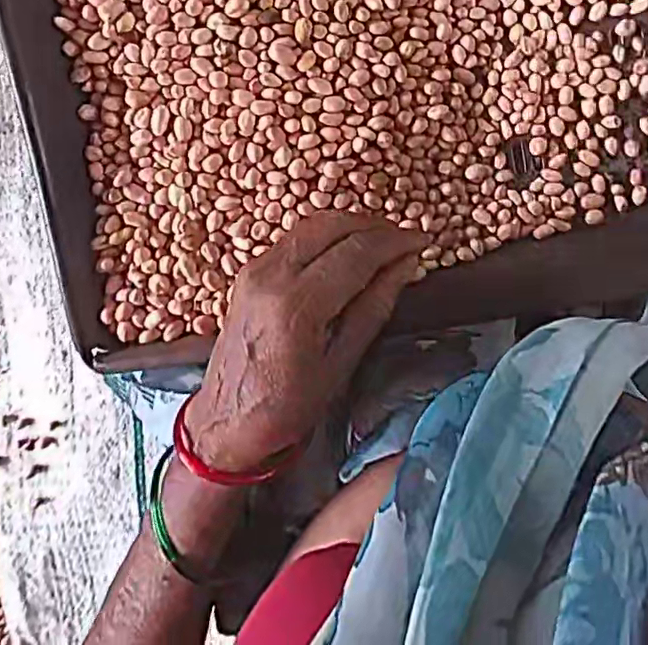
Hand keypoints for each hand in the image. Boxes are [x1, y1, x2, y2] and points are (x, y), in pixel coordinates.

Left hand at [181, 213, 427, 473]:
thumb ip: (374, 307)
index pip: (356, 252)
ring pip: (313, 224)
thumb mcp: (341, 363)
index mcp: (296, 305)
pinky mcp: (250, 270)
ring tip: (382, 243)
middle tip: (404, 239)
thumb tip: (405, 265)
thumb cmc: (286, 407)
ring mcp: (256, 268)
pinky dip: (328, 235)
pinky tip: (348, 251)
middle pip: (332, 225)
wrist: (225, 422)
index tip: (422, 240)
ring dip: (351, 226)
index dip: (394, 241)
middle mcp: (272, 275)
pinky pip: (296, 237)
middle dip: (375, 226)